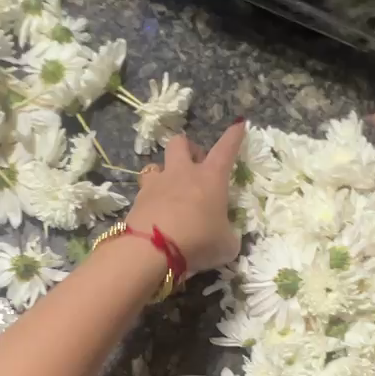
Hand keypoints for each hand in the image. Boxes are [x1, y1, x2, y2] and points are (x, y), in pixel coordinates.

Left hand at [124, 121, 246, 273]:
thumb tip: (226, 237)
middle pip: (180, 143)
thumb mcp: (225, 245)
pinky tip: (154, 214)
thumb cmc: (199, 240)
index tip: (238, 125)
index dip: (233, 136)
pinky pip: (144, 192)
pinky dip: (150, 199)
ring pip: (156, 165)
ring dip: (164, 173)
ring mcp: (156, 184)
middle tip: (194, 164)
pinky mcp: (137, 200)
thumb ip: (227, 236)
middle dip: (188, 148)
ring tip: (169, 191)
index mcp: (210, 178)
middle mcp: (182, 173)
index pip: (226, 149)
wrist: (152, 250)